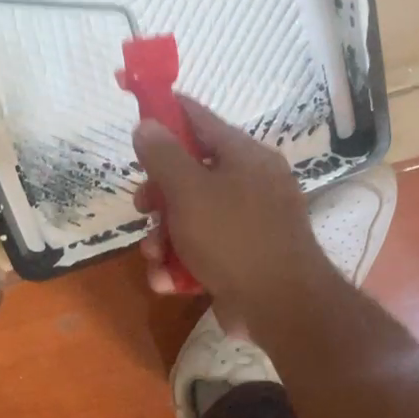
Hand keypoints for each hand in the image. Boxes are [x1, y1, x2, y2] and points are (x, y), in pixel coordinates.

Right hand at [133, 100, 330, 322]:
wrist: (279, 305)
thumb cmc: (233, 238)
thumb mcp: (189, 192)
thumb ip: (164, 156)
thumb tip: (146, 125)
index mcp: (245, 157)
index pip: (200, 121)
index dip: (167, 115)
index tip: (138, 112)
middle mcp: (249, 185)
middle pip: (188, 176)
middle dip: (158, 198)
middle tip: (142, 209)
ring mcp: (246, 225)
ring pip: (188, 219)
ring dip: (162, 240)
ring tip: (155, 259)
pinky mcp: (240, 260)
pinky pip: (200, 251)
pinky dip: (179, 266)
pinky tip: (169, 282)